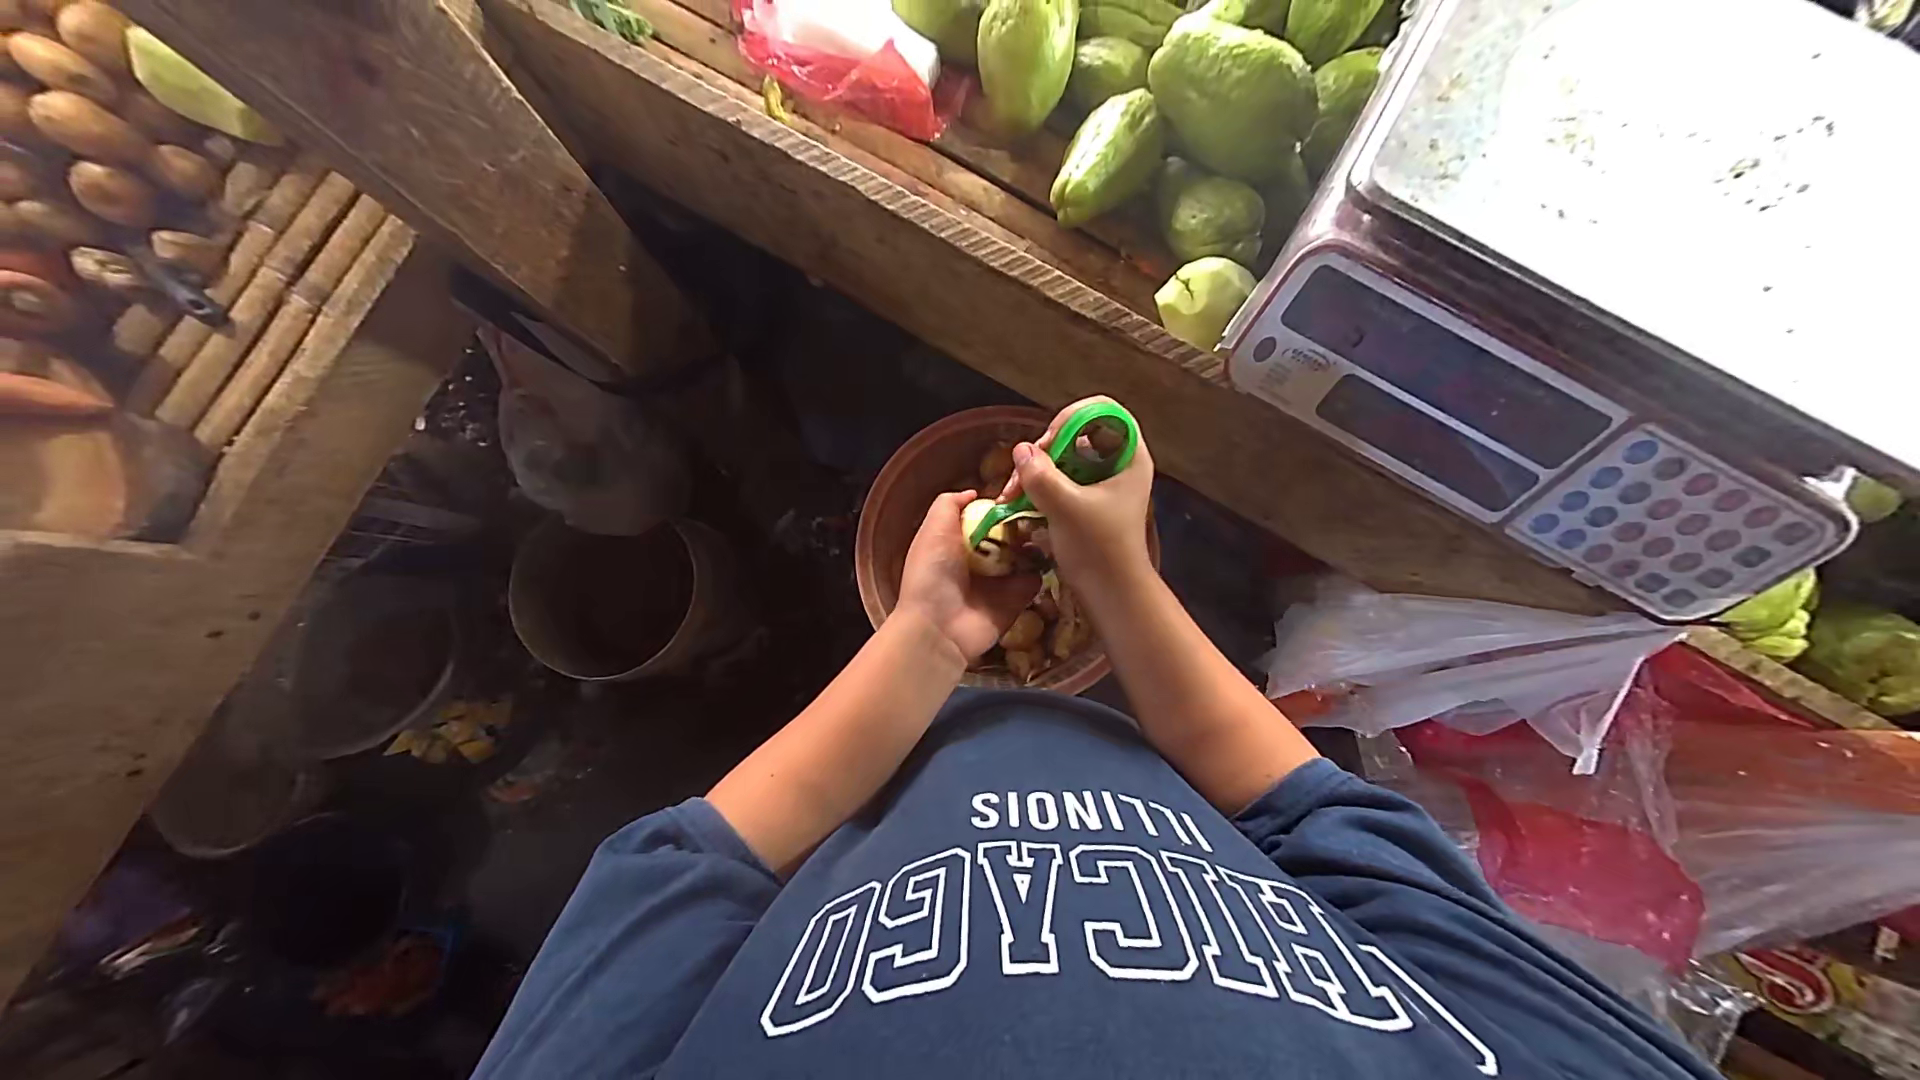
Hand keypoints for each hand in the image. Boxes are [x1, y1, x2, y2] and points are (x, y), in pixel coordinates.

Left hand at [893, 489, 1041, 661]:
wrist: (939, 628)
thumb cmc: (932, 573)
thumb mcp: (933, 529)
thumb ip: (949, 504)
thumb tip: (974, 492)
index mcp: (957, 542)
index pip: (984, 518)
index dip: (1000, 506)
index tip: (1021, 492)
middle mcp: (980, 559)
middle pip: (1009, 535)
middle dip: (1024, 523)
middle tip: (1043, 509)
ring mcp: (1000, 580)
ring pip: (1025, 555)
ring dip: (1037, 542)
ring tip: (1052, 526)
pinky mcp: (1017, 599)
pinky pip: (1035, 579)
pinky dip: (1042, 568)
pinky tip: (1053, 552)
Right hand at [997, 396, 1154, 589]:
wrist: (1112, 595)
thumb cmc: (1100, 550)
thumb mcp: (1066, 508)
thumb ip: (1041, 475)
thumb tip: (1020, 450)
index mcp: (1129, 457)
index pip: (1102, 411)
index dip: (1072, 418)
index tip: (1049, 443)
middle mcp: (1117, 464)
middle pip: (1077, 434)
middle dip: (1045, 449)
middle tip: (1022, 472)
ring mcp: (1101, 483)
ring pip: (1063, 459)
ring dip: (1035, 470)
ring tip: (1012, 492)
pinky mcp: (1086, 501)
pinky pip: (1059, 480)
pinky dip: (1038, 487)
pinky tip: (1018, 501)